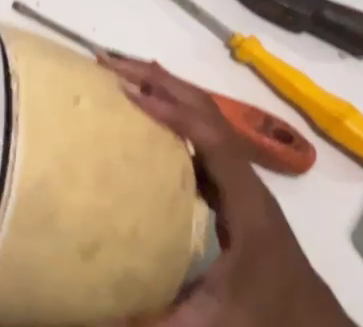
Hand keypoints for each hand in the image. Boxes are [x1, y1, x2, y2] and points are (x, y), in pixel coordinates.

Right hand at [105, 57, 355, 326]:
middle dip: (160, 82)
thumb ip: (156, 319)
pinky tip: (143, 110)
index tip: (127, 93)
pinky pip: (199, 137)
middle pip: (208, 114)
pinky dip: (170, 112)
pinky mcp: (231, 191)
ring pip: (205, 119)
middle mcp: (246, 182)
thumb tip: (94, 313)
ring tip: (117, 72)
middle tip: (108, 62)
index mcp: (248, 205)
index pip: (211, 140)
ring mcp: (240, 183)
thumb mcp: (215, 324)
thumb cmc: (268, 320)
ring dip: (164, 90)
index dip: (172, 111)